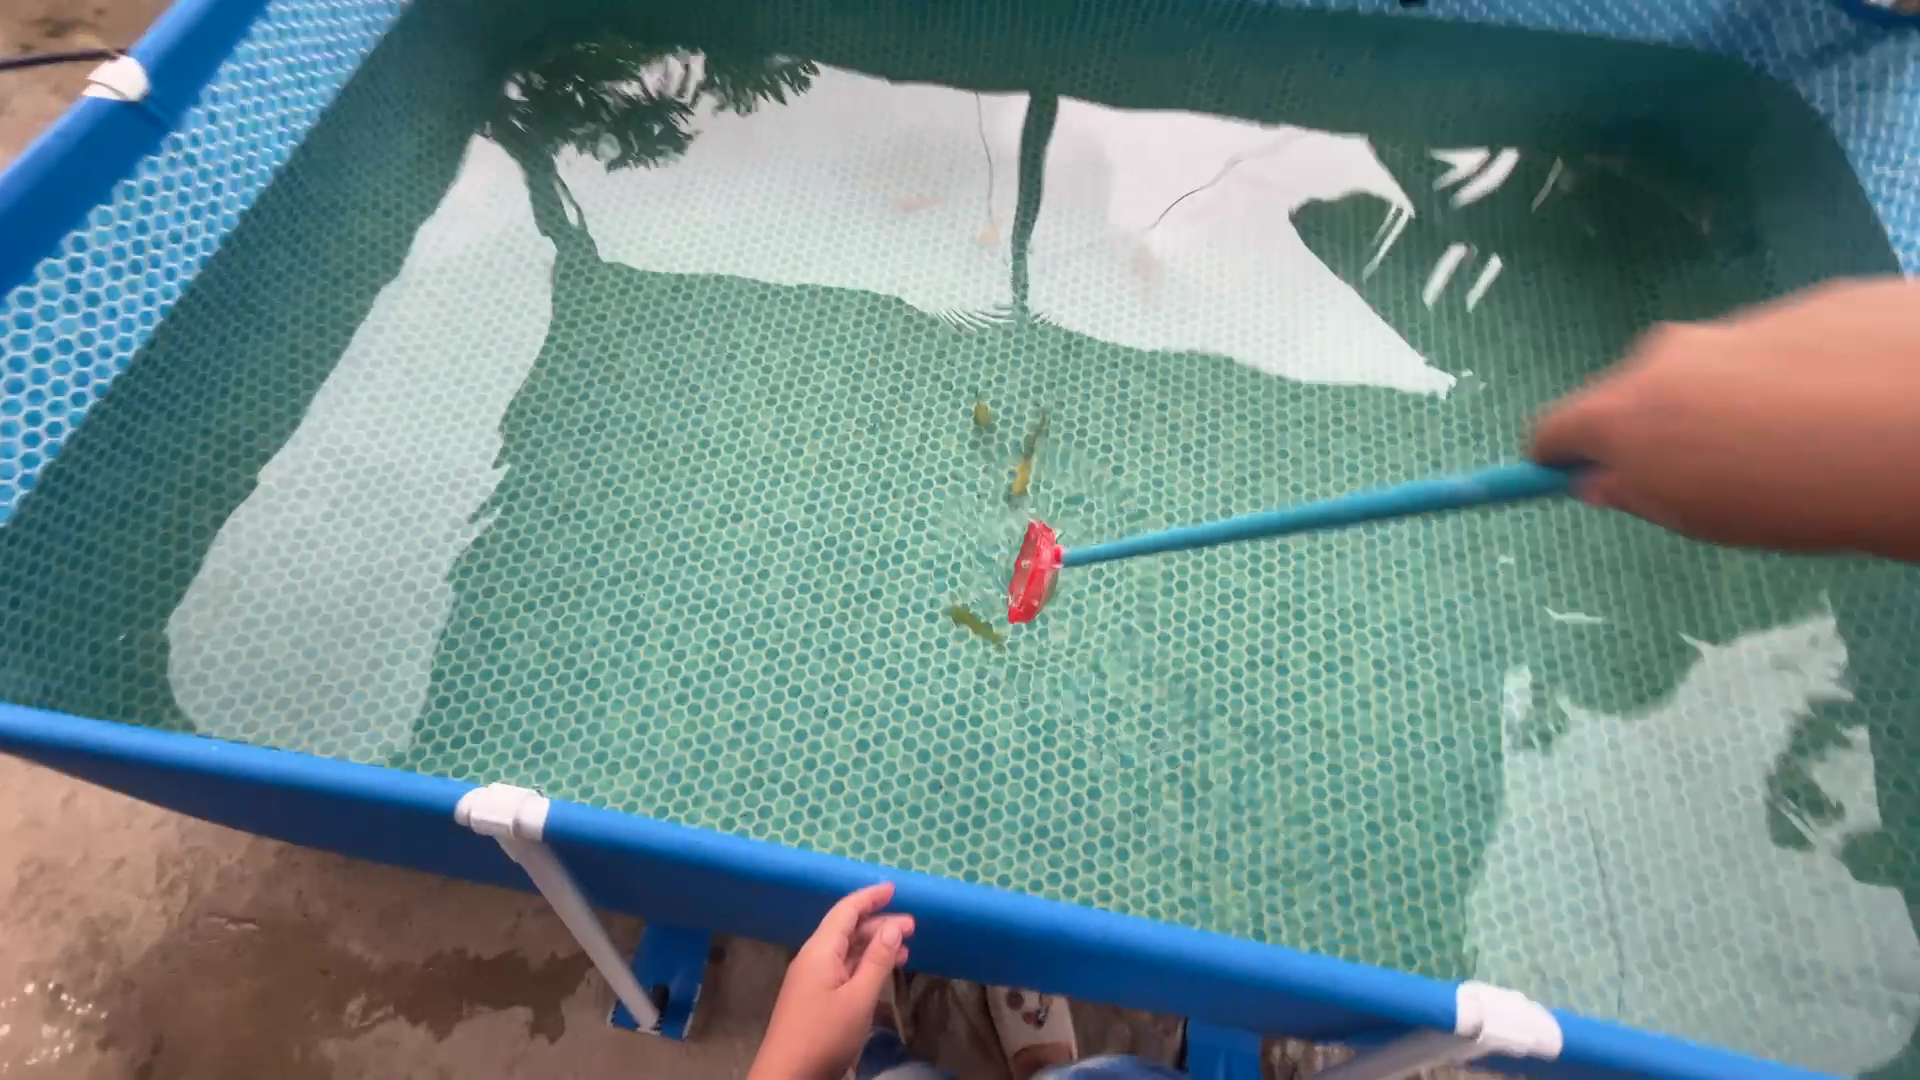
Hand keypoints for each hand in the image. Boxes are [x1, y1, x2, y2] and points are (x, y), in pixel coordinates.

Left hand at [748, 883, 914, 1079]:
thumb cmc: (823, 1036)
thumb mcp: (859, 998)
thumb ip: (878, 960)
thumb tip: (894, 925)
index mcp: (820, 950)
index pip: (847, 910)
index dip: (871, 897)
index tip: (894, 889)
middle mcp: (813, 958)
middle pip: (848, 929)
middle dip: (880, 924)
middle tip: (912, 927)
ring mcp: (811, 980)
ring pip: (846, 951)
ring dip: (874, 947)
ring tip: (905, 951)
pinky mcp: (812, 1000)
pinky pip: (841, 970)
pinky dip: (863, 966)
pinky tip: (880, 974)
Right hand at [1530, 277, 1919, 560]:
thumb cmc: (1799, 495)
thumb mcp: (1694, 517)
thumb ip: (1630, 492)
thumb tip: (1600, 479)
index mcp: (1621, 409)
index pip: (1549, 430)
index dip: (1557, 457)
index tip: (1579, 477)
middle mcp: (1668, 352)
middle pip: (1633, 389)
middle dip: (1654, 421)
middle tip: (1709, 463)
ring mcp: (1749, 320)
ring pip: (1714, 363)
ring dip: (1733, 394)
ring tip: (1807, 434)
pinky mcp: (1832, 298)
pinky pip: (1793, 340)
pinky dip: (1806, 369)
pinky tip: (1859, 401)